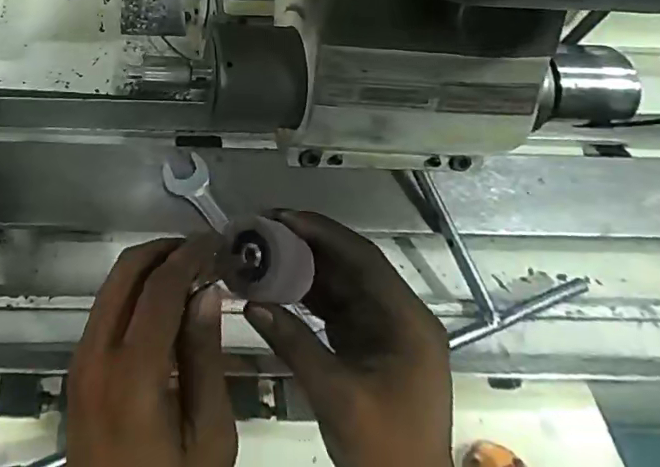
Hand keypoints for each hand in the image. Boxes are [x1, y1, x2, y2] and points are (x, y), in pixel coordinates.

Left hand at [67, 236, 235, 466]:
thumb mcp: (208, 437)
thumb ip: (205, 358)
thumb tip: (206, 292)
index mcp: (132, 370)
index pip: (160, 287)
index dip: (190, 255)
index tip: (216, 240)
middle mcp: (96, 353)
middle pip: (125, 272)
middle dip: (164, 250)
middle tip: (202, 251)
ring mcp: (81, 360)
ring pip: (111, 287)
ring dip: (148, 268)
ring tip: (189, 272)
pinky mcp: (78, 371)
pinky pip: (105, 310)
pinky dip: (134, 292)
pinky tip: (164, 303)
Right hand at [244, 211, 451, 466]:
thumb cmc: (384, 448)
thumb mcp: (337, 396)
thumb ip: (294, 343)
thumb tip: (251, 302)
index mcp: (407, 320)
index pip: (364, 259)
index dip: (323, 233)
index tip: (284, 217)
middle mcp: (400, 316)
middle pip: (352, 267)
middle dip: (309, 245)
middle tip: (266, 227)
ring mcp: (386, 332)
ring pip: (342, 285)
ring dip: (305, 268)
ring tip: (265, 249)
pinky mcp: (370, 347)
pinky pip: (337, 309)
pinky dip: (308, 297)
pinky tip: (278, 285)